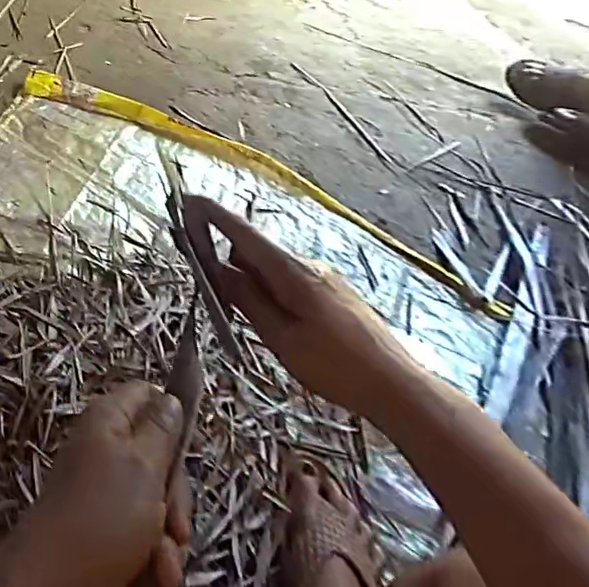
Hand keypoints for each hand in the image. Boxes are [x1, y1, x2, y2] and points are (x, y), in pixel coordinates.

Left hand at [0, 383, 189, 586]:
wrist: (53, 582)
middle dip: (176, 497)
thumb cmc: (101, 516)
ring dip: (168, 539)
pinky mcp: (106, 530)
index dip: (172, 417)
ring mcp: (105, 492)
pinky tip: (153, 576)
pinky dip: (153, 559)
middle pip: (160, 458)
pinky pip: (143, 537)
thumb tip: (171, 398)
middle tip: (176, 526)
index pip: (146, 394)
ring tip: (161, 564)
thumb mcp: (142, 466)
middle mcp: (106, 449)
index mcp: (109, 420)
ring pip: (157, 504)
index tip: (185, 449)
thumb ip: (161, 431)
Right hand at [188, 196, 422, 419]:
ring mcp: (324, 274)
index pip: (243, 233)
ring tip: (270, 329)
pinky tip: (292, 329)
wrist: (400, 387)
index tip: (188, 200)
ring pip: (273, 268)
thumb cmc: (336, 368)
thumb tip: (218, 269)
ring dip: (258, 286)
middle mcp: (307, 263)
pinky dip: (277, 293)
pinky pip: (292, 279)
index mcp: (290, 271)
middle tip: (231, 309)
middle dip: (235, 270)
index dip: (213, 215)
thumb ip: (247, 300)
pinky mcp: (334, 289)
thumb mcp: (281, 339)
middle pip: (255, 252)